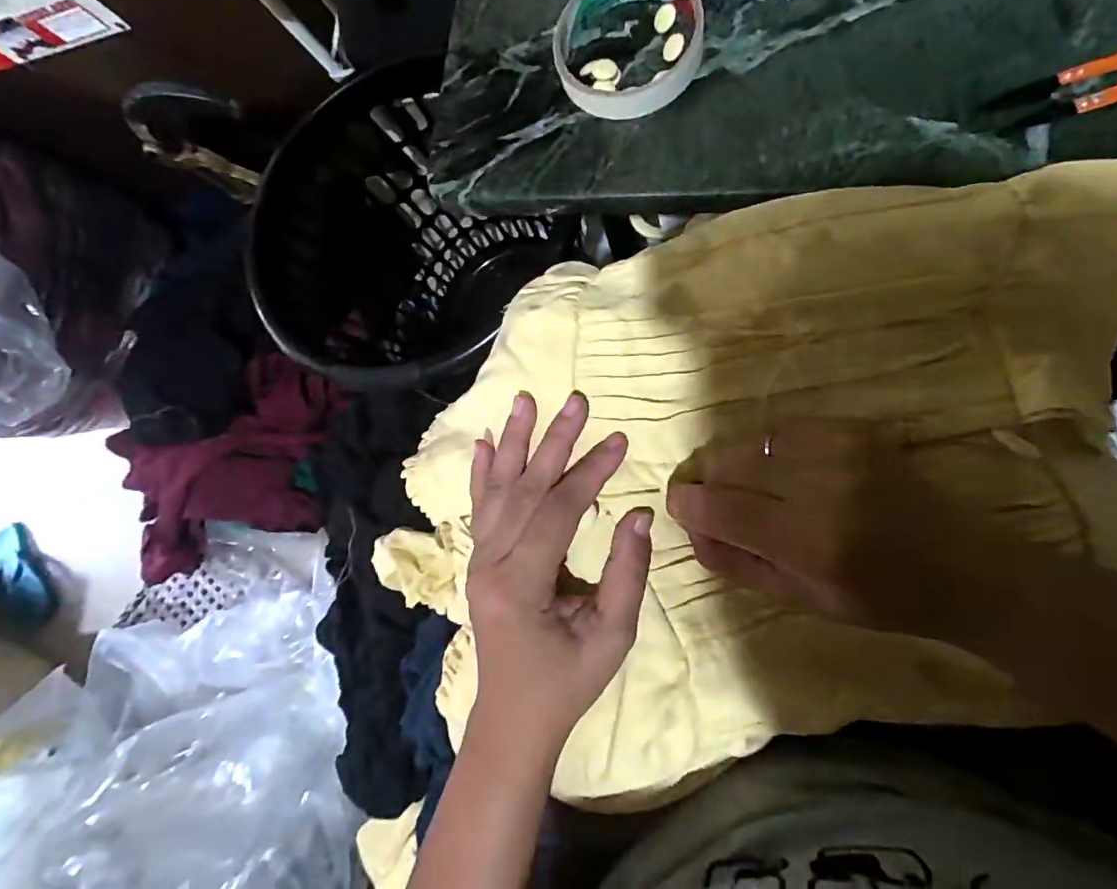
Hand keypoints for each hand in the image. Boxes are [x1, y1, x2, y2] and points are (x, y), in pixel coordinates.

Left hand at [465, 391, 652, 742]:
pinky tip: (486, 443)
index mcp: (521, 583)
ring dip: (514, 441)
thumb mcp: (610, 639)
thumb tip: (639, 513)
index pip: (559, 511)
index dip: (590, 473)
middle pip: (525, 489)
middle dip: (553, 441)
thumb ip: (626, 575)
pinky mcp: (478, 560)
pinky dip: (482, 472)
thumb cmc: (567, 682)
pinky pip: (478, 508)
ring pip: (498, 490)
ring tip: (524, 399)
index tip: (620, 440)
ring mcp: (478, 559)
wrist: (514, 716)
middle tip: (576, 400)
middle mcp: (491, 561)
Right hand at [665, 419, 959, 636]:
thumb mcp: (802, 600)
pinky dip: (769, 449)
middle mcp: (822, 487)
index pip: (719, 507)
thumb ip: (735, 562)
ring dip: (735, 463)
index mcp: (810, 542)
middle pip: (727, 463)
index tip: (678, 505)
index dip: (686, 503)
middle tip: (708, 496)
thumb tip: (687, 525)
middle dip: (705, 479)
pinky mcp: (853, 429)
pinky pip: (782, 429)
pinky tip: (783, 469)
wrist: (965, 566)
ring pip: (750, 441)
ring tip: (749, 485)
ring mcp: (840, 450)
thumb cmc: (882, 598)